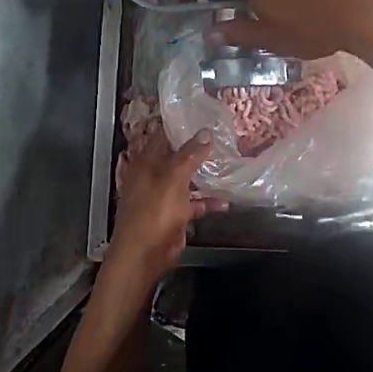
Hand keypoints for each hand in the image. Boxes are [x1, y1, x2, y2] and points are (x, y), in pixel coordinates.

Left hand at [108, 131, 214, 280]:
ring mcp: (163, 196)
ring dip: (205, 176)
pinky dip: (208, 202)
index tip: (203, 117)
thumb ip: (190, 154)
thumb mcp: (174, 178)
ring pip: (187, 180)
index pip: (162, 136)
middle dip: (197, 150)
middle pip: (176, 157)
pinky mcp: (173, 214)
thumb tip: (206, 132)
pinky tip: (226, 201)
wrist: (144, 254)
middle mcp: (153, 176)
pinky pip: (193, 203)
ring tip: (227, 166)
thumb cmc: (154, 211)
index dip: (180, 126)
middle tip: (222, 139)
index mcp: (146, 163)